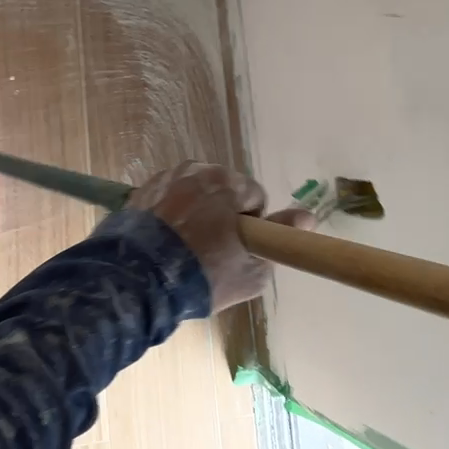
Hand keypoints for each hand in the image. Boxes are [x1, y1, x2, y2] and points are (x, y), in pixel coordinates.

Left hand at [127, 162, 314, 311]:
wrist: (140, 280)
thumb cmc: (204, 274)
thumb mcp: (253, 267)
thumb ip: (282, 236)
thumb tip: (308, 216)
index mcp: (226, 181)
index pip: (254, 197)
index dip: (251, 225)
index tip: (238, 248)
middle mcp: (195, 169)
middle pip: (222, 190)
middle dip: (222, 213)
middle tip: (212, 249)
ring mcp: (164, 177)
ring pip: (193, 192)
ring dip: (196, 210)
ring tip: (186, 246)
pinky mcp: (141, 191)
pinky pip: (168, 198)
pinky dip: (171, 213)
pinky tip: (166, 240)